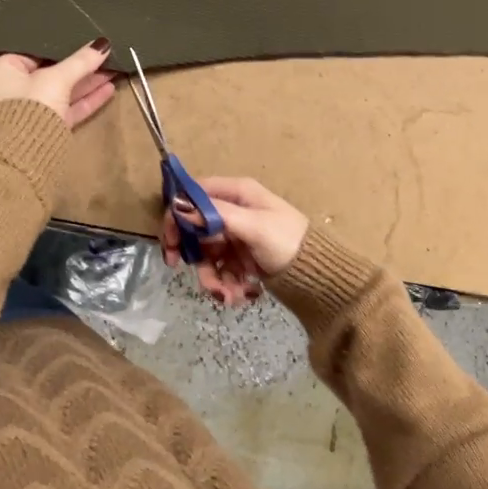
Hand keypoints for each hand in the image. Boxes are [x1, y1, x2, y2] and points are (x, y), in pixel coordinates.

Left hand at [0, 37, 116, 127]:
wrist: (22, 159)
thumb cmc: (31, 105)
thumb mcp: (56, 78)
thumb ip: (80, 61)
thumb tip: (103, 43)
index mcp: (2, 71)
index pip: (32, 53)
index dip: (58, 46)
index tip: (82, 39)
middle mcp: (12, 90)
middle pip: (50, 72)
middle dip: (79, 65)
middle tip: (103, 52)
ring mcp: (30, 111)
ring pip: (62, 92)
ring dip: (87, 81)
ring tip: (114, 68)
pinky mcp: (45, 129)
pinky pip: (67, 108)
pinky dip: (86, 100)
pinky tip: (109, 89)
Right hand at [162, 176, 309, 307]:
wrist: (318, 276)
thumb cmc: (288, 242)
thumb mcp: (253, 227)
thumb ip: (216, 215)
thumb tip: (179, 205)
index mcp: (237, 192)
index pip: (195, 193)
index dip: (178, 213)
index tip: (169, 239)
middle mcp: (234, 210)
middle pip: (197, 226)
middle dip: (193, 252)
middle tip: (177, 267)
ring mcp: (237, 234)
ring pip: (207, 252)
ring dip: (211, 275)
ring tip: (226, 295)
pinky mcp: (242, 257)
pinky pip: (221, 268)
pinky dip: (225, 283)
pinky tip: (238, 296)